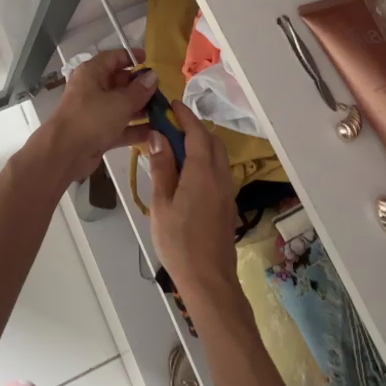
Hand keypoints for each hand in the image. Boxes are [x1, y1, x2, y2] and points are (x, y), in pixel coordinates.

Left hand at [37, 50, 159, 183]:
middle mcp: (92, 89)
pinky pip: (120, 126)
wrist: (65, 153)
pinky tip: (156, 132)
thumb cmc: (91, 119)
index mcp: (92, 73)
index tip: (149, 60)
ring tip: (165, 112)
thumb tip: (153, 76)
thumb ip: (139, 90)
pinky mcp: (99, 132)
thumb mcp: (119, 102)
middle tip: (163, 92)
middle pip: (119, 83)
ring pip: (121, 106)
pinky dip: (135, 128)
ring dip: (141, 109)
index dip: (130, 57)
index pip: (113, 58)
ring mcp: (95, 112)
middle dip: (140, 87)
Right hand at [146, 101, 237, 295]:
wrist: (209, 280)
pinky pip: (218, 172)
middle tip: (170, 126)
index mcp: (202, 173)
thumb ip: (162, 167)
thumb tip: (158, 136)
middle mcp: (220, 177)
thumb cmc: (179, 242)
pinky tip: (187, 172)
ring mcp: (227, 192)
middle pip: (212, 141)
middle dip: (194, 127)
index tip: (171, 104)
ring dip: (201, 144)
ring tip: (175, 147)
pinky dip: (205, 160)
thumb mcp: (161, 203)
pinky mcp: (227, 205)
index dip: (185, 116)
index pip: (197, 133)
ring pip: (218, 156)